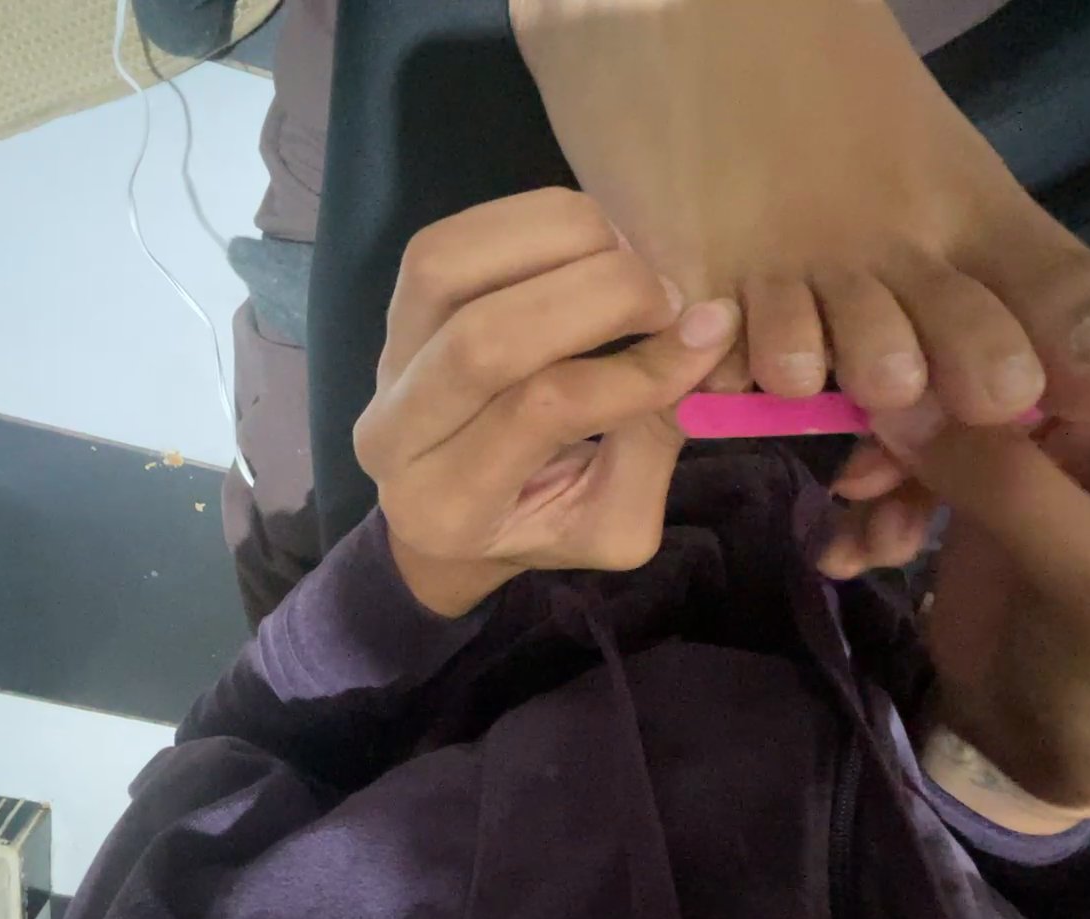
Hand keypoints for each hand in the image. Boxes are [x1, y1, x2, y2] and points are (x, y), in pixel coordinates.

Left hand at [355, 188, 741, 616]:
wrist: (454, 511)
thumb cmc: (538, 524)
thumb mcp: (612, 524)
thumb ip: (654, 445)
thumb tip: (705, 335)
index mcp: (449, 509)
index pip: (539, 411)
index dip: (634, 367)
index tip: (706, 338)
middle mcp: (394, 435)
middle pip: (485, 337)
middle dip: (599, 295)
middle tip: (669, 296)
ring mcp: (384, 365)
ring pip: (447, 267)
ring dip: (557, 240)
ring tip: (625, 258)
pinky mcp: (392, 315)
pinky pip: (446, 243)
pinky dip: (526, 222)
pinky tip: (584, 243)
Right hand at [854, 208, 1089, 816]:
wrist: (1033, 740)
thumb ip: (1009, 483)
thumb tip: (900, 396)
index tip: (1056, 334)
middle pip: (1068, 311)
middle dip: (974, 366)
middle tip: (902, 422)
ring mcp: (1057, 434)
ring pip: (973, 374)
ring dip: (903, 443)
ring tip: (864, 510)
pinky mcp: (983, 467)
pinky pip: (922, 439)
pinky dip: (879, 491)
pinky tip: (854, 550)